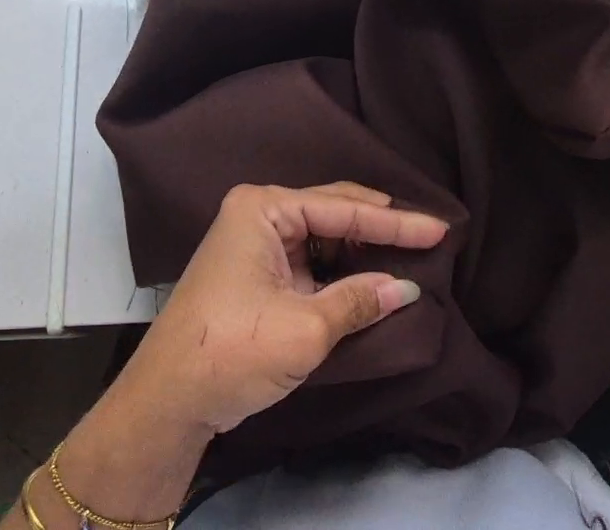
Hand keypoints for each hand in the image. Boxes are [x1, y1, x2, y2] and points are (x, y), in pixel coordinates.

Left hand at [121, 182, 446, 435]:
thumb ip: (359, 301)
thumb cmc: (234, 351)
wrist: (169, 401)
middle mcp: (257, 214)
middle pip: (333, 212)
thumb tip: (408, 288)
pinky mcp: (257, 273)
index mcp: (262, 209)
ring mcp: (254, 243)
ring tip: (411, 252)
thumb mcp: (306, 328)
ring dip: (362, 248)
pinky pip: (310, 259)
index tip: (440, 229)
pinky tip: (373, 276)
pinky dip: (342, 268)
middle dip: (380, 226)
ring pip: (323, 236)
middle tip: (430, 234)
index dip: (395, 223)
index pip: (342, 209)